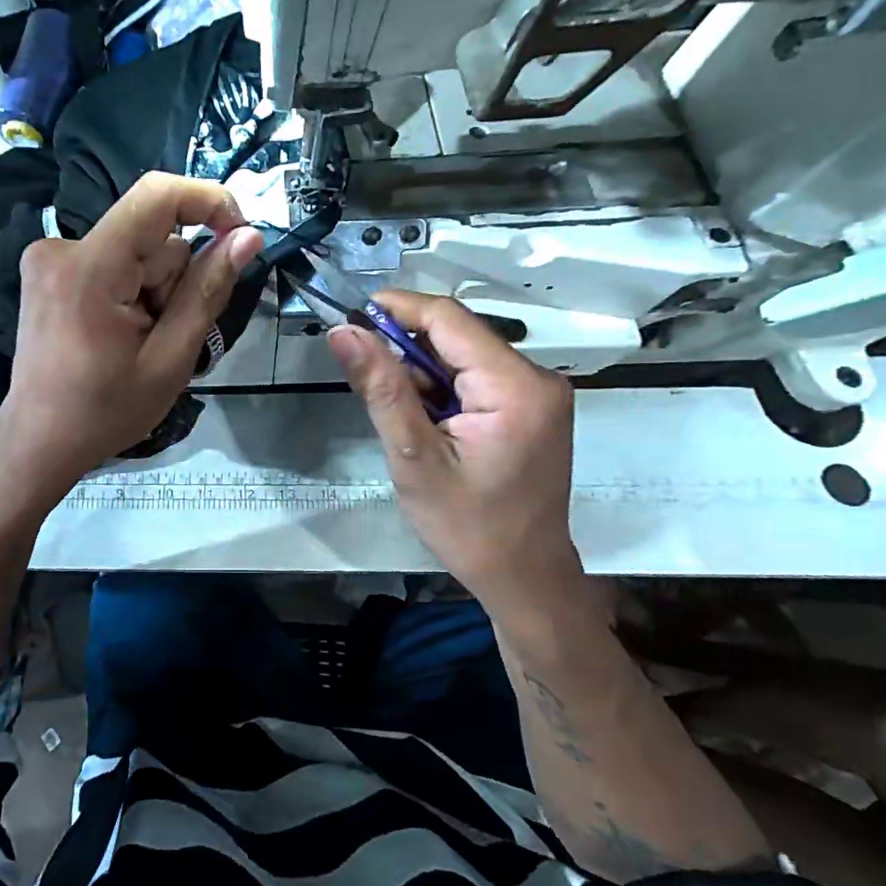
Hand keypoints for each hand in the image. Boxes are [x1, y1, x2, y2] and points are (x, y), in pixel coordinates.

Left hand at [0, 172, 262, 497]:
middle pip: (153, 236)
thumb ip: (208, 291)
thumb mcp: (170, 359)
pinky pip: (117, 261)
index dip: (209, 202)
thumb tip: (248, 237)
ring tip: (141, 340)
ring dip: (156, 289)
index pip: (157, 197)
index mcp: (90, 268)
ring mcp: (51, 256)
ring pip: (138, 251)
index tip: (240, 237)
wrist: (39, 440)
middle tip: (166, 335)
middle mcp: (63, 247)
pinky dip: (134, 291)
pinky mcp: (51, 268)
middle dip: (176, 278)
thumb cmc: (105, 410)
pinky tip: (122, 331)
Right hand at [327, 292, 583, 614]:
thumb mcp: (414, 459)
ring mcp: (541, 392)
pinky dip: (448, 389)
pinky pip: (481, 376)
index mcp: (516, 387)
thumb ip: (381, 389)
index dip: (398, 308)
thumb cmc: (468, 528)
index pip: (450, 319)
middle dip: (410, 349)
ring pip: (467, 355)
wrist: (525, 577)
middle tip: (372, 382)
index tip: (353, 316)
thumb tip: (344, 331)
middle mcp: (538, 377)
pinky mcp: (535, 406)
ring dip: (427, 373)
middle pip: (460, 335)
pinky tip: (432, 424)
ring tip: (407, 420)